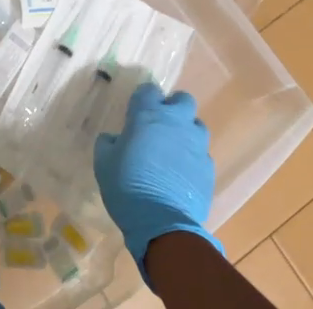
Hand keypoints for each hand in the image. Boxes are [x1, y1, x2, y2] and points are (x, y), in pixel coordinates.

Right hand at [93, 83, 220, 270]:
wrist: (162, 224)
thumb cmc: (127, 187)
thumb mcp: (103, 164)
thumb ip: (108, 144)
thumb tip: (114, 139)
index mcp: (148, 115)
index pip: (149, 89)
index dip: (143, 99)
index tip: (136, 113)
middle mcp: (176, 122)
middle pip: (183, 100)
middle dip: (173, 108)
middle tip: (160, 125)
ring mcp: (196, 144)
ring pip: (196, 126)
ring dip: (186, 133)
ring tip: (174, 151)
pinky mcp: (208, 167)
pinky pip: (202, 154)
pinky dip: (193, 159)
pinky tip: (182, 175)